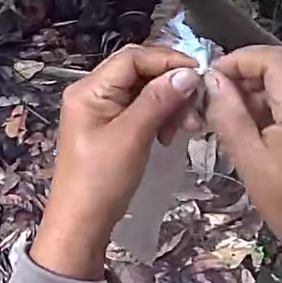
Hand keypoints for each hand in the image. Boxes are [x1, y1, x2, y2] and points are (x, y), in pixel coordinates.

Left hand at [32, 45, 202, 278]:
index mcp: (89, 89)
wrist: (81, 225)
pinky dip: (160, 116)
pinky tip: (172, 133)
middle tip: (197, 102)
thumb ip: (158, 100)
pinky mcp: (110, 128)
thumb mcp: (132, 137)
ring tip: (188, 125)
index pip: (132, 57)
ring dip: (169, 102)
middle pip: (138, 71)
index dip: (167, 60)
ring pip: (143, 91)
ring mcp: (101, 111)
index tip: (200, 73)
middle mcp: (92, 93)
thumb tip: (189, 73)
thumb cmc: (102, 180)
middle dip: (170, 83)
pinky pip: (140, 110)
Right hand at [204, 46, 281, 282]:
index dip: (239, 60)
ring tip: (237, 116)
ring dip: (260, 88)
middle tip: (219, 100)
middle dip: (247, 75)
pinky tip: (261, 124)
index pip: (275, 59)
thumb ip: (228, 114)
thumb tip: (211, 78)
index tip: (211, 78)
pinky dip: (277, 100)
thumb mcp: (249, 162)